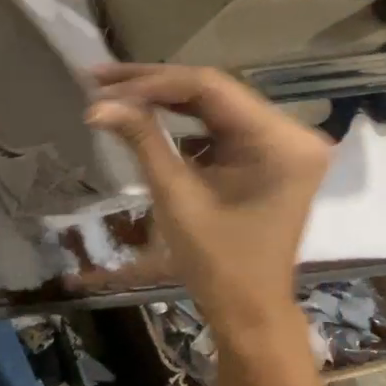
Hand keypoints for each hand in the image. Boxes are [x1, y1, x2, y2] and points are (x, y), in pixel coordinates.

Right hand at [85, 64, 331, 334]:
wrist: (248, 307)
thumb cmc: (217, 258)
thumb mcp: (175, 193)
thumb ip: (141, 139)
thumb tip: (96, 105)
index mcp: (280, 141)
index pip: (209, 88)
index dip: (151, 83)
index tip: (102, 88)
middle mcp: (289, 133)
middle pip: (211, 90)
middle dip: (152, 84)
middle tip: (97, 78)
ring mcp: (279, 143)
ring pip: (211, 102)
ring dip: (160, 96)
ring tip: (110, 90)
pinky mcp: (265, 154)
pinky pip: (216, 122)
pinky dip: (177, 116)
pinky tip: (141, 112)